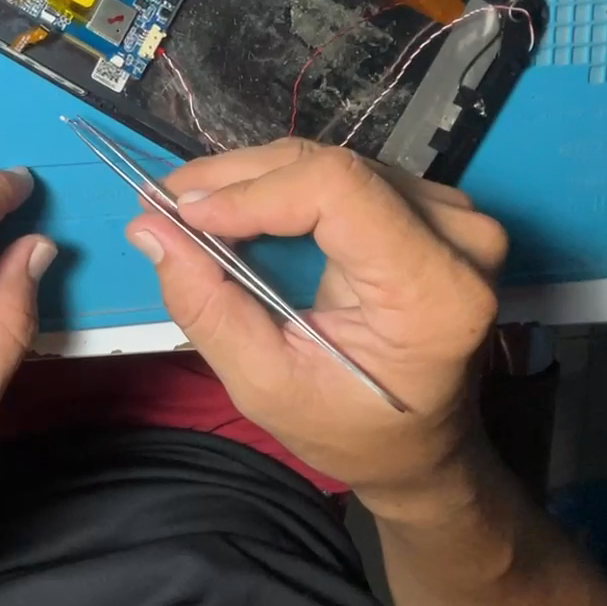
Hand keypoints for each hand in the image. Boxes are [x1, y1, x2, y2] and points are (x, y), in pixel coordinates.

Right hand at [124, 138, 505, 498]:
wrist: (418, 443)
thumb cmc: (347, 427)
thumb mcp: (263, 385)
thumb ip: (205, 306)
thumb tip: (149, 228)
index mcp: (431, 294)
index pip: (338, 192)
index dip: (251, 192)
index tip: (183, 215)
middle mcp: (458, 238)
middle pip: (328, 167)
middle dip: (234, 180)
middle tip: (166, 205)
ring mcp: (451, 216)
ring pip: (327, 162)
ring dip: (249, 180)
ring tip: (193, 211)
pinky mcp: (430, 208)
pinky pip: (338, 174)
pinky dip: (276, 186)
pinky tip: (238, 211)